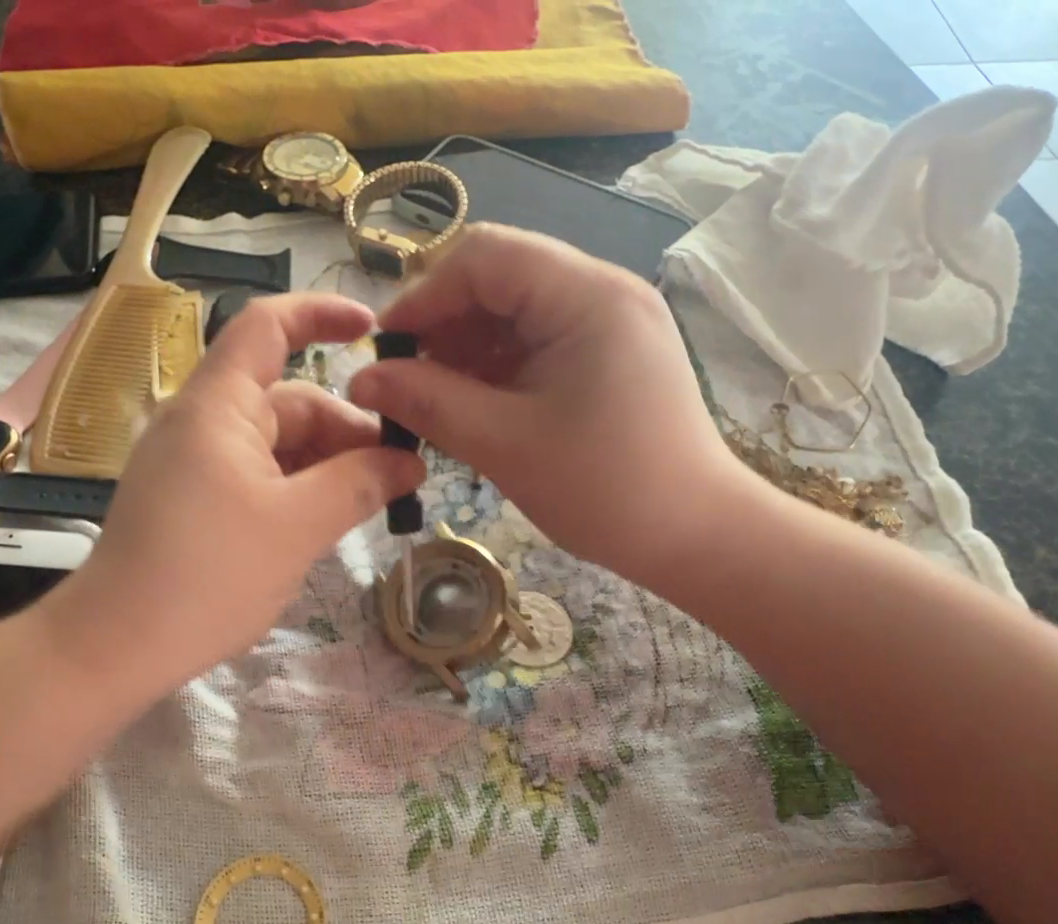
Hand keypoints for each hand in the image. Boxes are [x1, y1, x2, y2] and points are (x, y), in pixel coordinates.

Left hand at [58, 293, 424, 693]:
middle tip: (398, 474)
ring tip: (370, 504)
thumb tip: (410, 463)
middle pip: (286, 399)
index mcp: (216, 405)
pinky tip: (325, 521)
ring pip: (274, 443)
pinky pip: (254, 474)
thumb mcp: (297, 527)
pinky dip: (294, 488)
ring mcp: (191, 462)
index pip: (267, 326)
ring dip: (324, 465)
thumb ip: (359, 484)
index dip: (322, 315)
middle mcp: (200, 421)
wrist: (116, 646)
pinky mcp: (189, 500)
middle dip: (345, 428)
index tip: (374, 332)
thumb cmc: (208, 576)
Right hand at [347, 225, 750, 582]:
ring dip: (467, 347)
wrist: (696, 534)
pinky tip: (474, 404)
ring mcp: (613, 320)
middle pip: (501, 276)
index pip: (484, 256)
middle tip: (408, 380)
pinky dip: (499, 365)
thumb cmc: (604, 489)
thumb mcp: (503, 444)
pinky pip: (541, 337)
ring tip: (435, 399)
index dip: (424, 295)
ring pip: (517, 309)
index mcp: (587, 296)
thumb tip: (361, 380)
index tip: (386, 349)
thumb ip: (427, 403)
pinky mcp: (613, 351)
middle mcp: (605, 290)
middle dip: (444, 323)